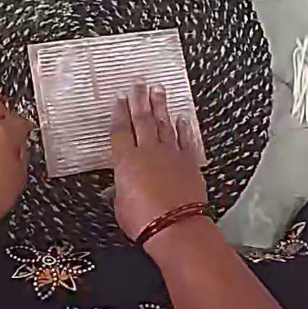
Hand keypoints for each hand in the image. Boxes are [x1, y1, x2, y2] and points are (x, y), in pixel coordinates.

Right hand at [110, 83, 208, 243]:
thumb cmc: (144, 220)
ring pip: (164, 124)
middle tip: (138, 82)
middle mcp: (148, 152)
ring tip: (158, 90)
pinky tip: (181, 117)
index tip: (120, 98)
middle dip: (139, 99)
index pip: (121, 130)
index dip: (120, 113)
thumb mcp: (121, 206)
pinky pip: (185, 140)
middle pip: (142, 119)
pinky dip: (183, 127)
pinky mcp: (188, 163)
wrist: (176, 226)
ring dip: (160, 106)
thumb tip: (119, 188)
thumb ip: (120, 191)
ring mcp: (171, 155)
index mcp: (127, 161)